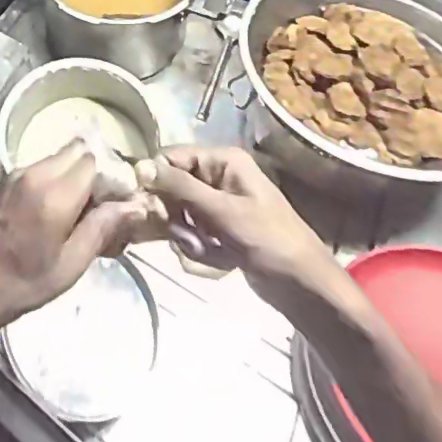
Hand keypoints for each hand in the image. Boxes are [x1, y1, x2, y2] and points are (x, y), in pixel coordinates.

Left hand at [0, 145, 148, 351]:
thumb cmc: (23, 285)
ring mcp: (16, 174)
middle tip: (97, 205)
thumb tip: (135, 205)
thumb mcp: (71, 264)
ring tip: (75, 210)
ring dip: (73, 174)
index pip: (94, 162)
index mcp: (53, 195)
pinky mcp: (6, 179)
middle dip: (93, 172)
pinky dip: (56, 178)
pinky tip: (53, 210)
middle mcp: (34, 175)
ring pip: (59, 157)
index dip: (109, 179)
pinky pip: (42, 166)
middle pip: (77, 152)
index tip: (114, 203)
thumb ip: (102, 227)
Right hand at [148, 147, 338, 302]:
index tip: (152, 208)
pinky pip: (192, 236)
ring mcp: (218, 204)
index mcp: (222, 160)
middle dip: (179, 221)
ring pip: (179, 218)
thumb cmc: (266, 238)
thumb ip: (179, 187)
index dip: (157, 182)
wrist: (301, 283)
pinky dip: (202, 251)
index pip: (171, 158)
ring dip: (191, 240)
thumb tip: (140, 166)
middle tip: (195, 239)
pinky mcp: (218, 229)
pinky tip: (223, 261)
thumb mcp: (221, 211)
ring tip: (216, 252)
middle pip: (171, 190)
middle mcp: (217, 176)